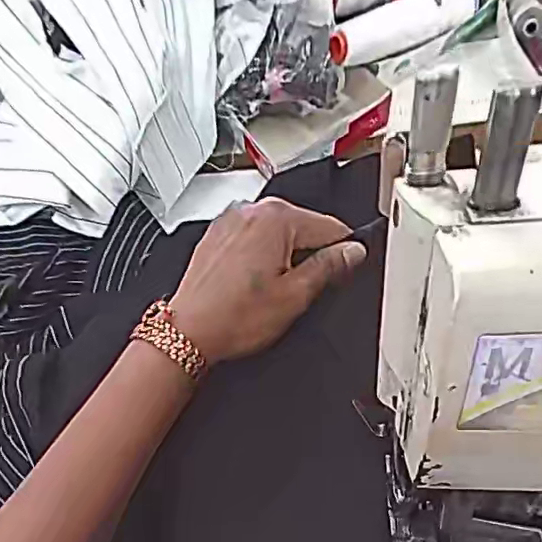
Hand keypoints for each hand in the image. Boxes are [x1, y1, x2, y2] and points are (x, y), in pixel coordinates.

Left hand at [167, 197, 367, 362]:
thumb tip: (353, 251)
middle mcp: (251, 210)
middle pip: (303, 228)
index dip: (344, 254)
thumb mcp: (295, 296)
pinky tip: (253, 287)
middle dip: (310, 257)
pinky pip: (253, 241)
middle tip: (300, 293)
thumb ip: (329, 267)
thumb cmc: (233, 317)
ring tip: (271, 293)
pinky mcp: (218, 236)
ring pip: (277, 235)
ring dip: (284, 259)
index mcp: (276, 218)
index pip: (332, 227)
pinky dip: (260, 259)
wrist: (189, 331)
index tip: (344, 274)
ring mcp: (231, 221)